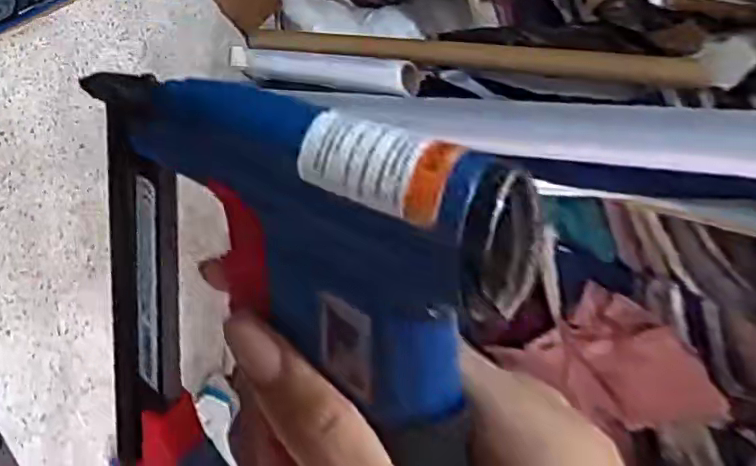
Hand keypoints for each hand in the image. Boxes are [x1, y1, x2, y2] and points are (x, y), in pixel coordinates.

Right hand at [224, 314, 617, 465]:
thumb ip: (324, 431)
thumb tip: (242, 325)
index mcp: (525, 414)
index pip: (385, 312)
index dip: (298, 304)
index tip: (230, 310)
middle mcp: (520, 411)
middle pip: (368, 355)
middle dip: (295, 391)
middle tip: (261, 447)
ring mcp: (509, 445)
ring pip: (370, 395)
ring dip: (308, 427)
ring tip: (279, 464)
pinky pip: (395, 432)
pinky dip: (344, 449)